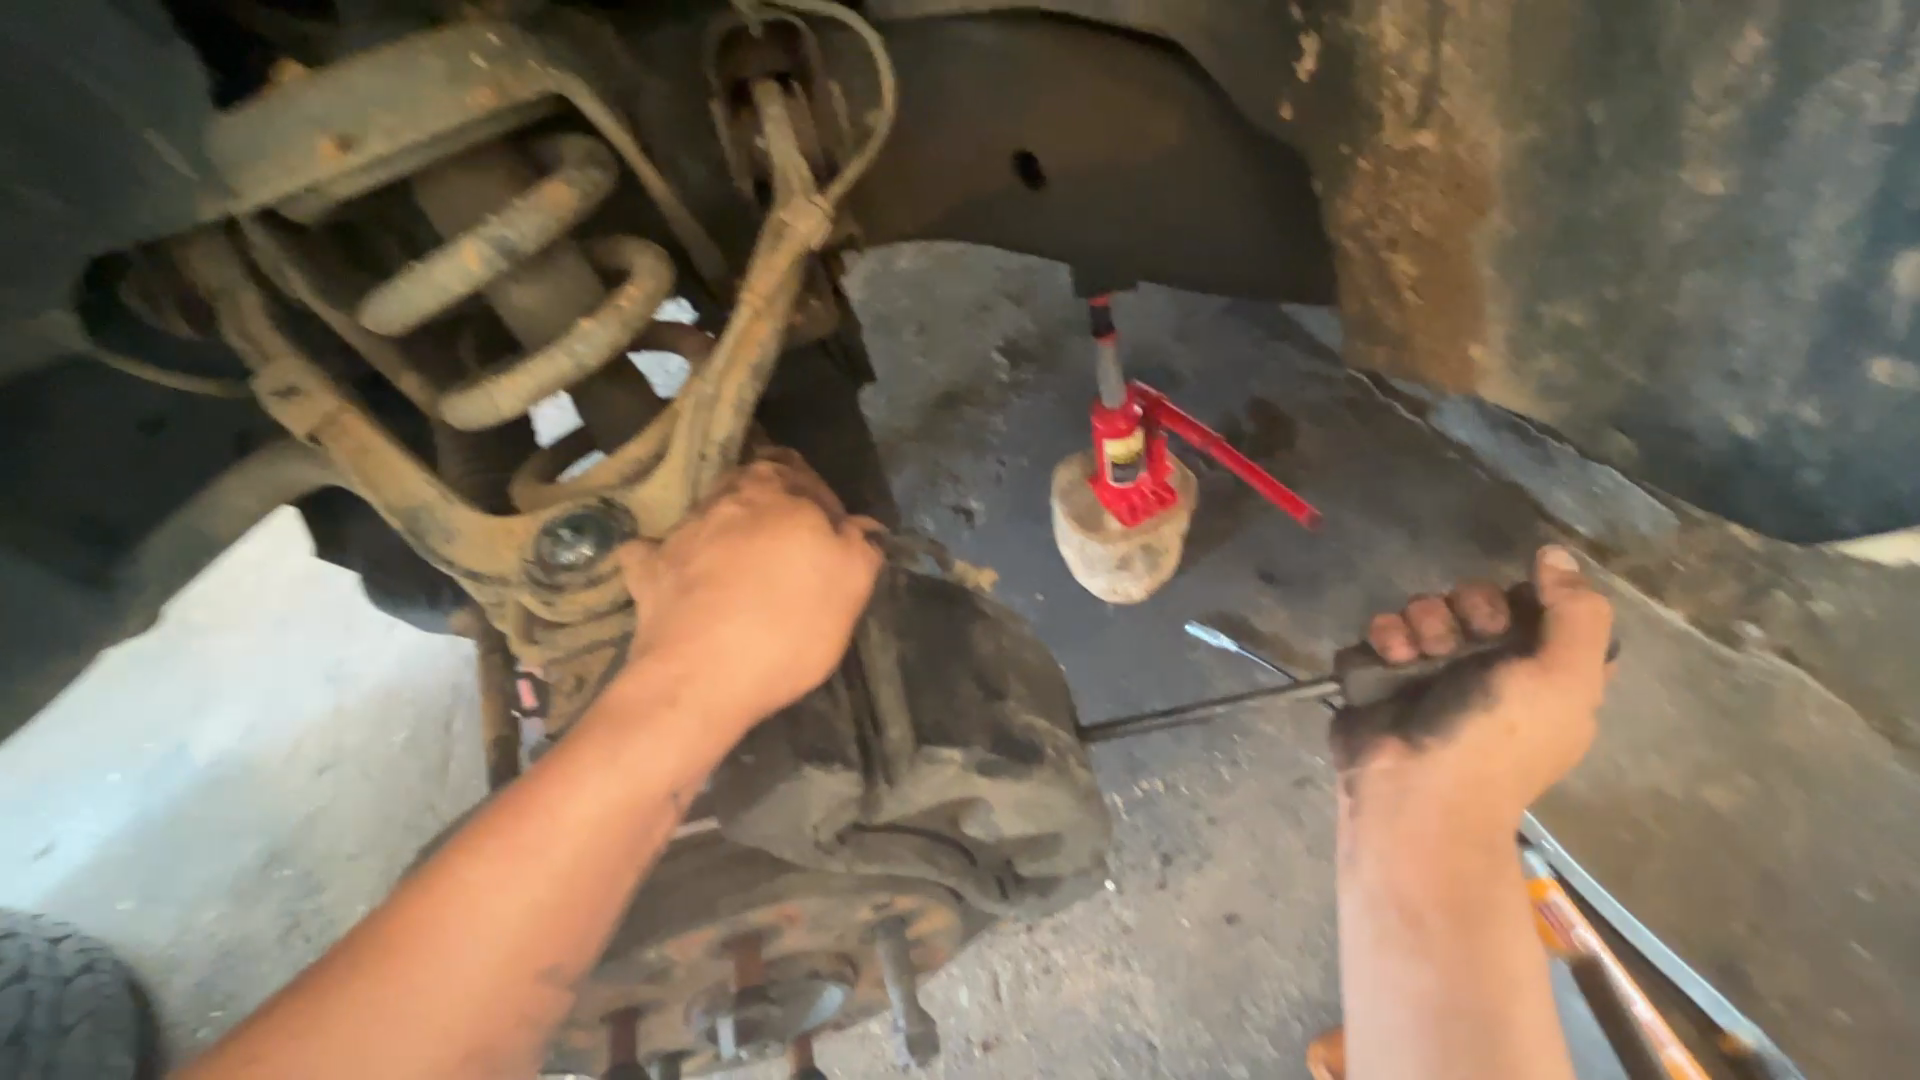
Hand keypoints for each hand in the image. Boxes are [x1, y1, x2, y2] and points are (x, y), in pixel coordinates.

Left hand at [613, 449, 884, 728]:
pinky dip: (666, 557)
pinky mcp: (646, 571)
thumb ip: (860, 544)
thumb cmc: (789, 624)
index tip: (832, 533)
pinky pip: (652, 551)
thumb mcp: (851, 584)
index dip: (818, 497)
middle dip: (771, 508)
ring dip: (726, 531)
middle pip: (750, 486)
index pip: (799, 470)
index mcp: (776, 491)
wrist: (703, 677)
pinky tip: (679, 575)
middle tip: (791, 548)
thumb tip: (860, 527)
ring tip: (744, 570)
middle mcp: (723, 498)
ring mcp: (678, 532)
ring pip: (707, 515)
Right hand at [1336, 545, 1613, 828]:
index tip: (1519, 611)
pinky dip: (1383, 637)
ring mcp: (1427, 670)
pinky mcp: (1379, 673)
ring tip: (1418, 654)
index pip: (1536, 606)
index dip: (1527, 598)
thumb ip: (1575, 611)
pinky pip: (1379, 628)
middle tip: (1466, 638)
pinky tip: (1390, 658)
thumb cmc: (1500, 739)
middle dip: (1467, 607)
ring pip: (1424, 608)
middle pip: (1475, 599)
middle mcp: (1485, 667)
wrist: (1416, 791)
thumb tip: (1555, 555)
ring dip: (1421, 621)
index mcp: (1540, 672)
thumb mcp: (1565, 677)